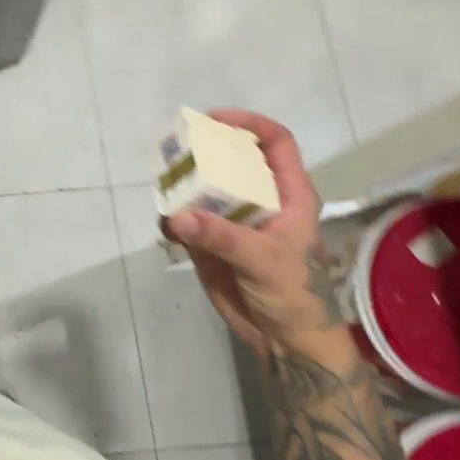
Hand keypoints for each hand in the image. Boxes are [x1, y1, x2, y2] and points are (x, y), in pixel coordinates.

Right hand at [163, 110, 341, 354]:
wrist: (283, 340)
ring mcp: (234, 222)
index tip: (215, 120)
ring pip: (205, 191)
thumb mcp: (264, 261)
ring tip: (165, 186)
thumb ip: (222, 236)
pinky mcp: (211, 245)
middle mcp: (260, 201)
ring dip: (183, 187)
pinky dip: (173, 221)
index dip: (249, 125)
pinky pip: (187, 223)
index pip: (275, 144)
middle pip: (233, 162)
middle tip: (178, 149)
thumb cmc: (294, 294)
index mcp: (289, 195)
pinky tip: (168, 227)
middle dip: (206, 152)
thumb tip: (176, 217)